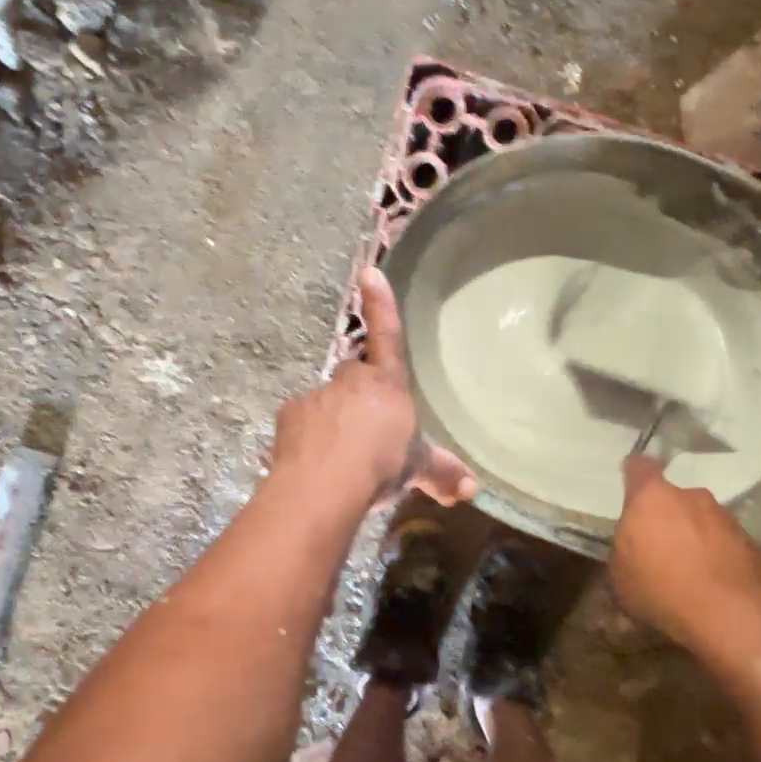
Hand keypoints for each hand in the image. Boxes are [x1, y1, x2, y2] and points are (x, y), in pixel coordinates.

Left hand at [268, 267, 477, 505]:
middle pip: (355, 376)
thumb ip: (441, 473)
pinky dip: (309, 441)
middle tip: (368, 432)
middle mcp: (350, 381)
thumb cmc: (380, 464)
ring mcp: (316, 397)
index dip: (380, 305)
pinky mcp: (289, 417)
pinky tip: (316, 467)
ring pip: (327, 404)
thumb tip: (471, 489)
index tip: (367, 272)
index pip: (387, 336)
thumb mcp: (416, 468)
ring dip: (334, 424)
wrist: (324, 484)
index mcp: (386, 384)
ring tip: (341, 462)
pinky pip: (303, 425)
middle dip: (360, 396)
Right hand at [609, 455, 760, 653]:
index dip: (635, 472)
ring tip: (690, 569)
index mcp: (652, 498)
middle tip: (661, 545)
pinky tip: (713, 583)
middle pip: (674, 498)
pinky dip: (717, 555)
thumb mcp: (619, 577)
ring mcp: (725, 517)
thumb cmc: (660, 589)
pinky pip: (725, 542)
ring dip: (695, 536)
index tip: (632, 479)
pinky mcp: (750, 541)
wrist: (728, 614)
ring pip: (702, 520)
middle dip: (668, 516)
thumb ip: (623, 551)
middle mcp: (691, 497)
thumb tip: (632, 550)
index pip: (640, 467)